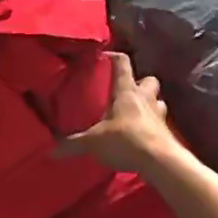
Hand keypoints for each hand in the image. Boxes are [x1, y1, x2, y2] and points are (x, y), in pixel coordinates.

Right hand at [59, 52, 179, 172]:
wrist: (159, 160)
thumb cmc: (125, 140)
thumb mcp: (93, 142)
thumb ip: (73, 144)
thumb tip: (51, 151)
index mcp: (127, 91)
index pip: (123, 64)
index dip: (114, 57)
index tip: (105, 57)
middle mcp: (146, 97)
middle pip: (148, 80)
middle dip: (139, 83)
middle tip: (126, 92)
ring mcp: (158, 113)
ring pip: (157, 100)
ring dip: (148, 104)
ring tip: (135, 113)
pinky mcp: (166, 130)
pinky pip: (159, 121)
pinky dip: (151, 124)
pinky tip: (141, 133)